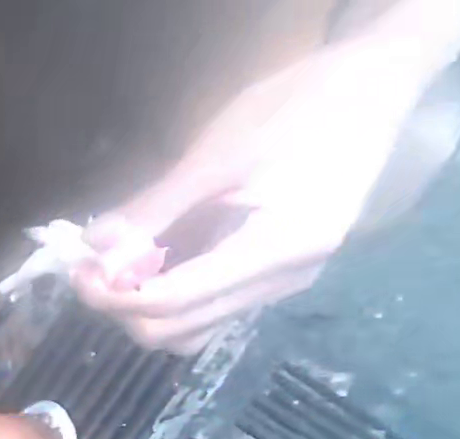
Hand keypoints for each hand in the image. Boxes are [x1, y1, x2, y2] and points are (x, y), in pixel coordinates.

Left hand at [74, 38, 435, 353]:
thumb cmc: (304, 104)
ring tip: (115, 272)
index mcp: (278, 248)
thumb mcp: (219, 150)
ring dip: (142, 311)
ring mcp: (279, 287)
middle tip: (89, 272)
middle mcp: (280, 283)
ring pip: (189, 331)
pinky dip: (168, 301)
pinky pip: (207, 313)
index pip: (174, 302)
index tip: (80, 273)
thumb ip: (155, 206)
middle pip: (177, 330)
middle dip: (122, 308)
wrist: (379, 86)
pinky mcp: (272, 280)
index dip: (116, 297)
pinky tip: (150, 269)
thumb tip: (95, 244)